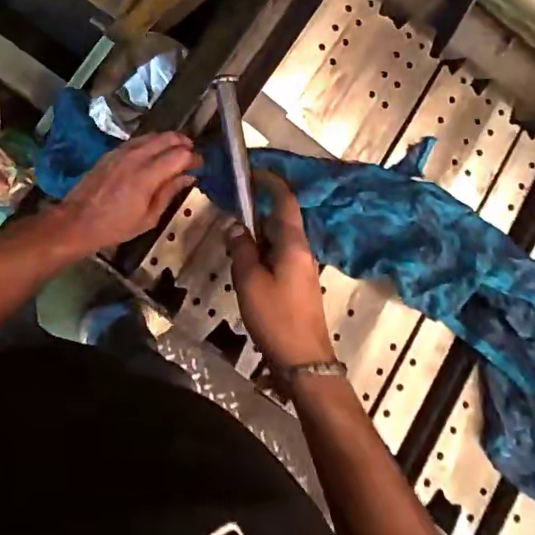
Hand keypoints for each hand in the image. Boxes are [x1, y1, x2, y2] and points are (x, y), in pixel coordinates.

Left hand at [51, 132, 198, 256]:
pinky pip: (138, 140)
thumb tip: (188, 176)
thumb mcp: (149, 218)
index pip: (180, 154)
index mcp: (147, 176)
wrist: (77, 220)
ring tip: (176, 154)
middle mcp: (136, 157)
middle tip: (191, 156)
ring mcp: (122, 151)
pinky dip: (152, 143)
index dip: (194, 158)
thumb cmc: (115, 226)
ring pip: (153, 135)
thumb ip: (169, 192)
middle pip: (168, 137)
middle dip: (184, 143)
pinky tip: (155, 155)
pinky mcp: (113, 151)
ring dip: (168, 141)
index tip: (200, 166)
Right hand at [226, 174, 334, 371]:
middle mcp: (302, 249)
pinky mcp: (298, 283)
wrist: (304, 361)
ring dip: (257, 233)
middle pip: (280, 218)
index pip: (285, 200)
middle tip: (230, 207)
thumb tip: (235, 225)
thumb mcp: (249, 280)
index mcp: (293, 243)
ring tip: (232, 237)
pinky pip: (279, 254)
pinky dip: (262, 250)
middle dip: (257, 209)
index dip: (270, 182)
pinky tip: (245, 263)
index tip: (250, 172)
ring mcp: (302, 266)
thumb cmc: (276, 317)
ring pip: (278, 238)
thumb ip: (241, 248)